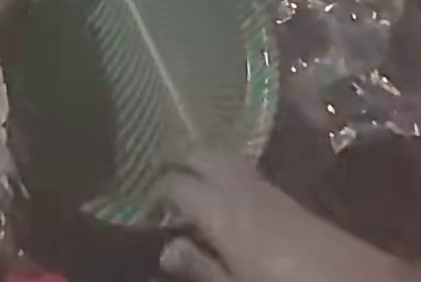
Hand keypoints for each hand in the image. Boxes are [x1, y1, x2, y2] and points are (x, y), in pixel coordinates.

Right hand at [159, 151, 420, 281]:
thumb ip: (202, 267)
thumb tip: (166, 247)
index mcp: (225, 211)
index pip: (180, 183)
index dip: (157, 186)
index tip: (140, 196)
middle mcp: (241, 185)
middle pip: (202, 153)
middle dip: (177, 156)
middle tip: (156, 172)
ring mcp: (263, 183)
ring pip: (222, 153)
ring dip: (200, 156)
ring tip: (181, 170)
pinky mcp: (280, 190)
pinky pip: (240, 164)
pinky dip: (220, 164)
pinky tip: (217, 182)